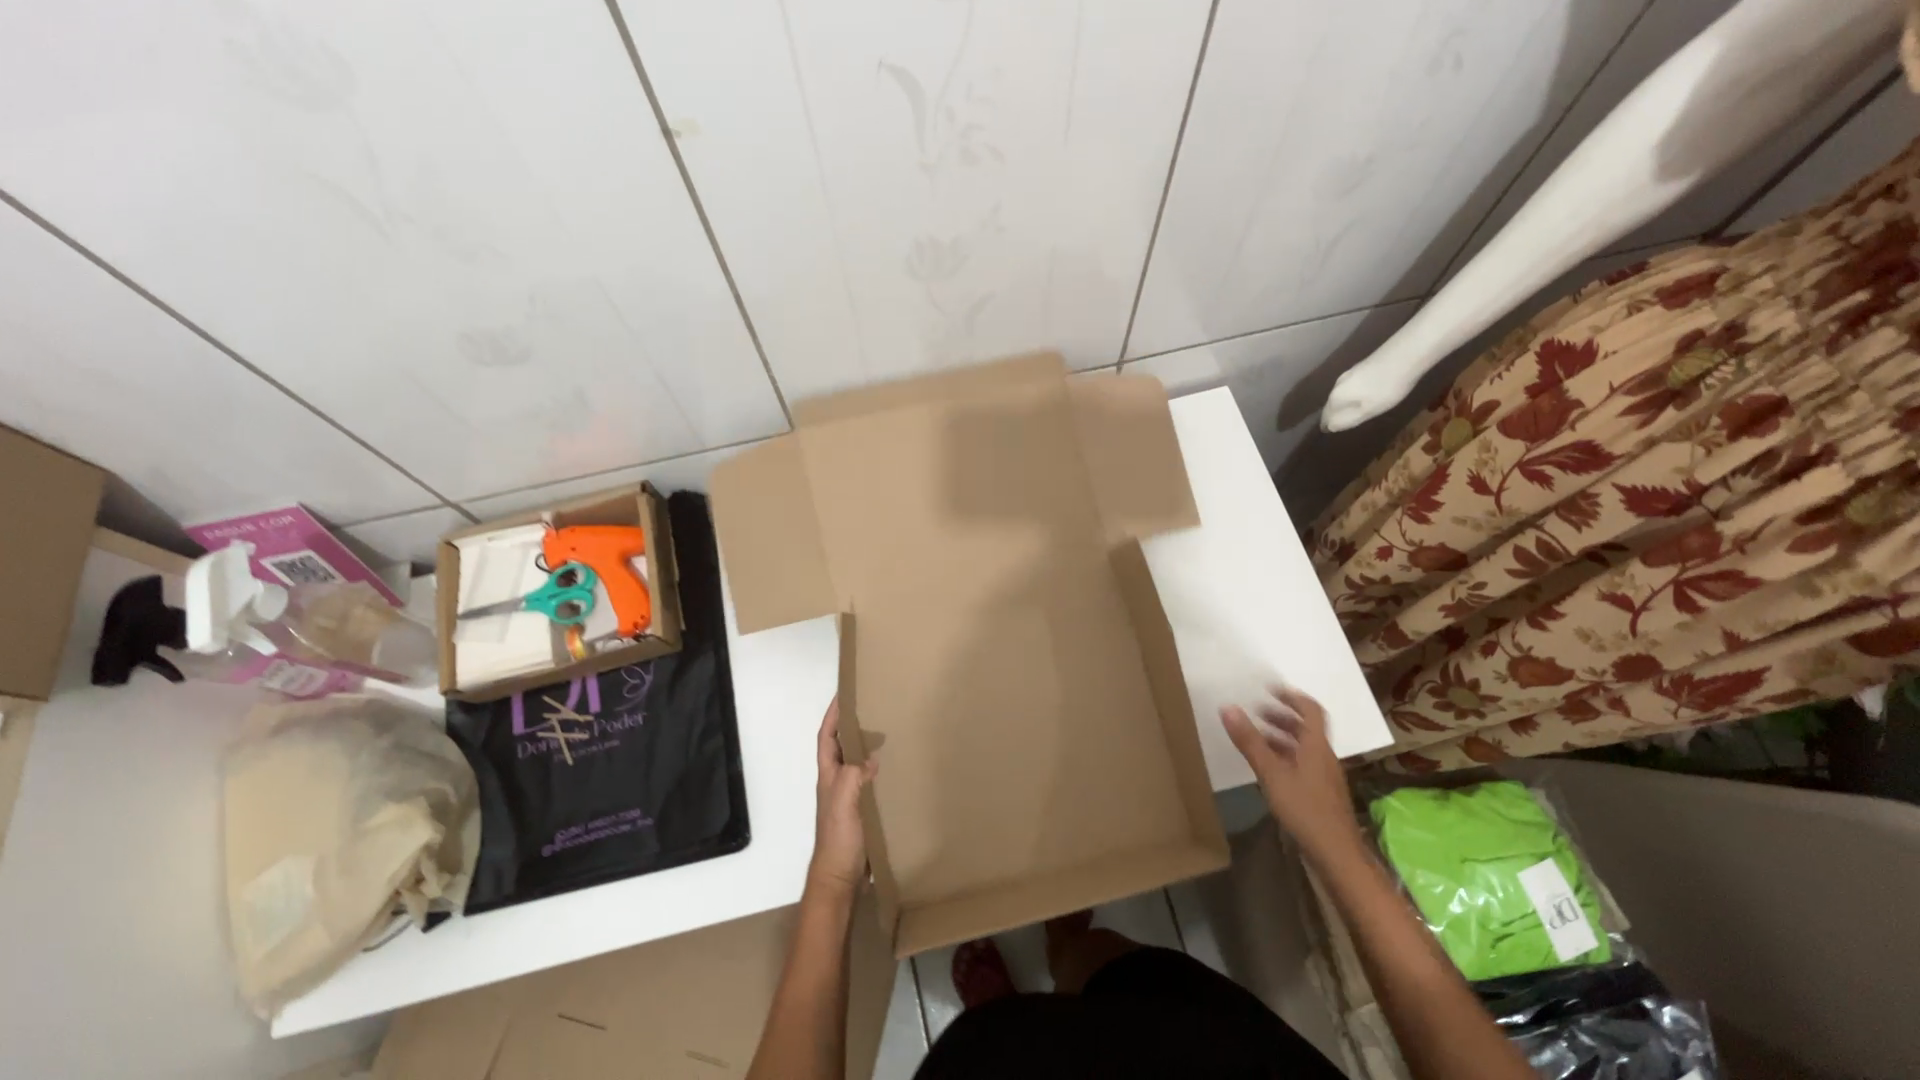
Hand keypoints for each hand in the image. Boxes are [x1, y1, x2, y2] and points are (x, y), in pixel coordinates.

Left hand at [809, 697, 878, 893]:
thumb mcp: (842, 802)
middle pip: (842, 748)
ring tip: (891, 732)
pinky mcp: (863, 813)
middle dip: (853, 726)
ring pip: (858, 765)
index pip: (827, 738)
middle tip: (875, 708)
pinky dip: (883, 773)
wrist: (840, 878)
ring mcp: (850, 799)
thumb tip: (872, 758)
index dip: (833, 715)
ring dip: (869, 749)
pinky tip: (899, 770)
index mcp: (828, 777)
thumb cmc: (837, 838)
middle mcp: (837, 783)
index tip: (844, 694)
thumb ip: (853, 777)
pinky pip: (872, 784)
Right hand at [1221, 686, 1364, 864]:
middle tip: (1257, 712)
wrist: (1335, 852)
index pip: (1310, 710)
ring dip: (1282, 737)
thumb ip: (1249, 742)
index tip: (1270, 689)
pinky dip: (1285, 756)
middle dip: (1283, 716)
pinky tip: (1269, 768)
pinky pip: (1302, 764)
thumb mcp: (1271, 773)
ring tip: (1258, 737)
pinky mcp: (1321, 794)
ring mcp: (1324, 776)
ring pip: (1304, 747)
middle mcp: (1323, 756)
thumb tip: (1228, 707)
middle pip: (1306, 728)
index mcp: (1315, 745)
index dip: (1292, 697)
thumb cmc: (1304, 808)